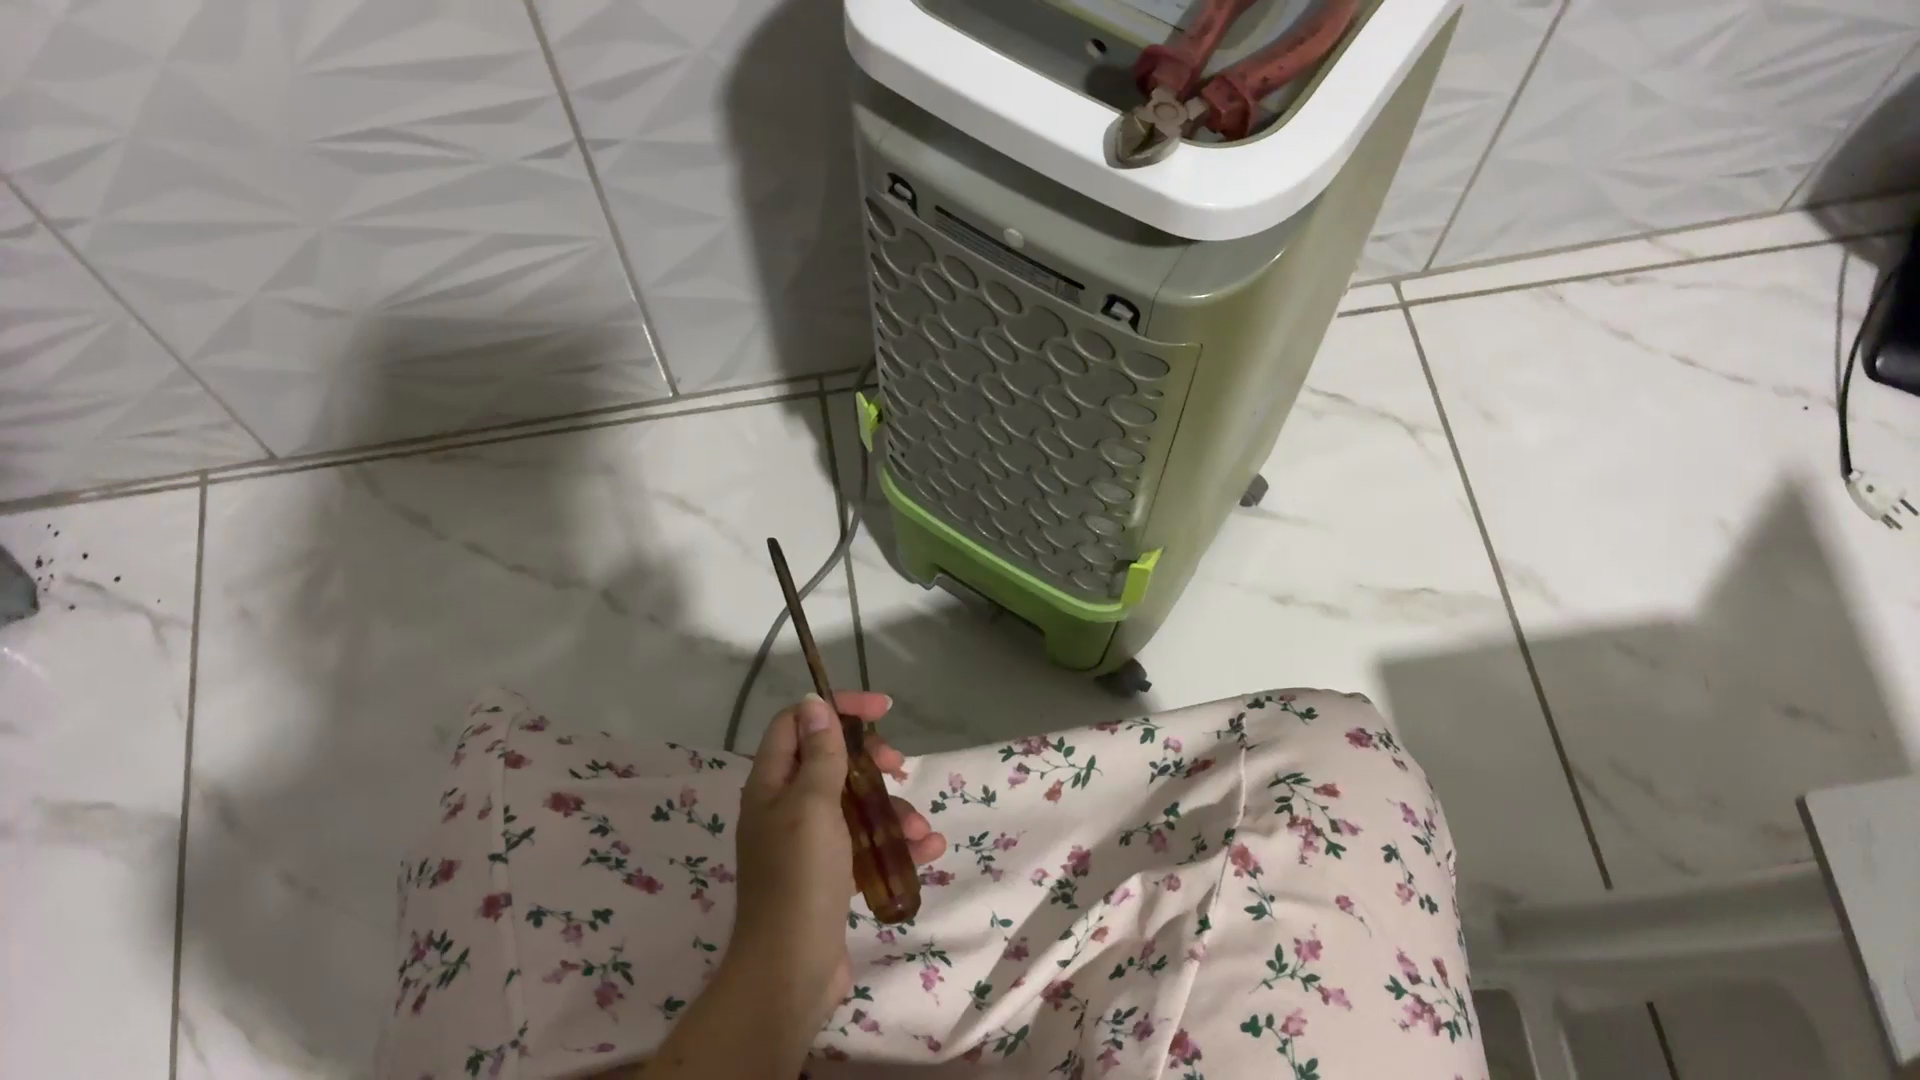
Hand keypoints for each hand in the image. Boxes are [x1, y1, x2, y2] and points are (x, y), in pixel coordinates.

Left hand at [727, 692, 945, 1040]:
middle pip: (831, 760)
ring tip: (918, 828)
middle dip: (870, 760)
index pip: (797, 722)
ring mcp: (808, 843)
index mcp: (771, 784)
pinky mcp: (830, 875)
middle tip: (898, 765)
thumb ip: (819, 754)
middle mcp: (786, 807)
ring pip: (854, 804)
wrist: (791, 971)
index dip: (836, 708)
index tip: (882, 709)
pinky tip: (926, 850)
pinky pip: (865, 844)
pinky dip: (894, 843)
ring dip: (891, 807)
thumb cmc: (800, 878)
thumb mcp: (811, 805)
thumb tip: (814, 702)